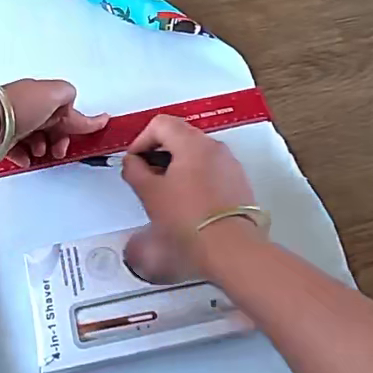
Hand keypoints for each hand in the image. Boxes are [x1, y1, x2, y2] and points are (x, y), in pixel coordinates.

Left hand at [1, 79, 107, 167]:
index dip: (82, 119)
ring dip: (43, 148)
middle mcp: (24, 107)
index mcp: (38, 94)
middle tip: (60, 147)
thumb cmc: (14, 107)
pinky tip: (26, 158)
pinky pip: (17, 151)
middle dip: (60, 138)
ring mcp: (10, 124)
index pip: (66, 107)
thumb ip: (67, 94)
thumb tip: (71, 101)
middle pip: (51, 126)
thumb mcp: (53, 93)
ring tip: (40, 152)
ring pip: (35, 140)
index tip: (98, 124)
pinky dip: (25, 156)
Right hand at [120, 115, 260, 270]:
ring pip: (197, 154)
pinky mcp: (239, 183)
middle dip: (159, 153)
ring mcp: (230, 164)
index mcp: (192, 143)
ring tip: (167, 194)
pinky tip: (189, 204)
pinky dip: (197, 178)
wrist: (231, 249)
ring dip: (178, 166)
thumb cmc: (189, 221)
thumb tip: (133, 163)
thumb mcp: (150, 195)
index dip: (141, 140)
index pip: (160, 124)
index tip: (134, 162)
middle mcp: (215, 147)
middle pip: (180, 135)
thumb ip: (135, 171)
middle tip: (147, 177)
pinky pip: (213, 170)